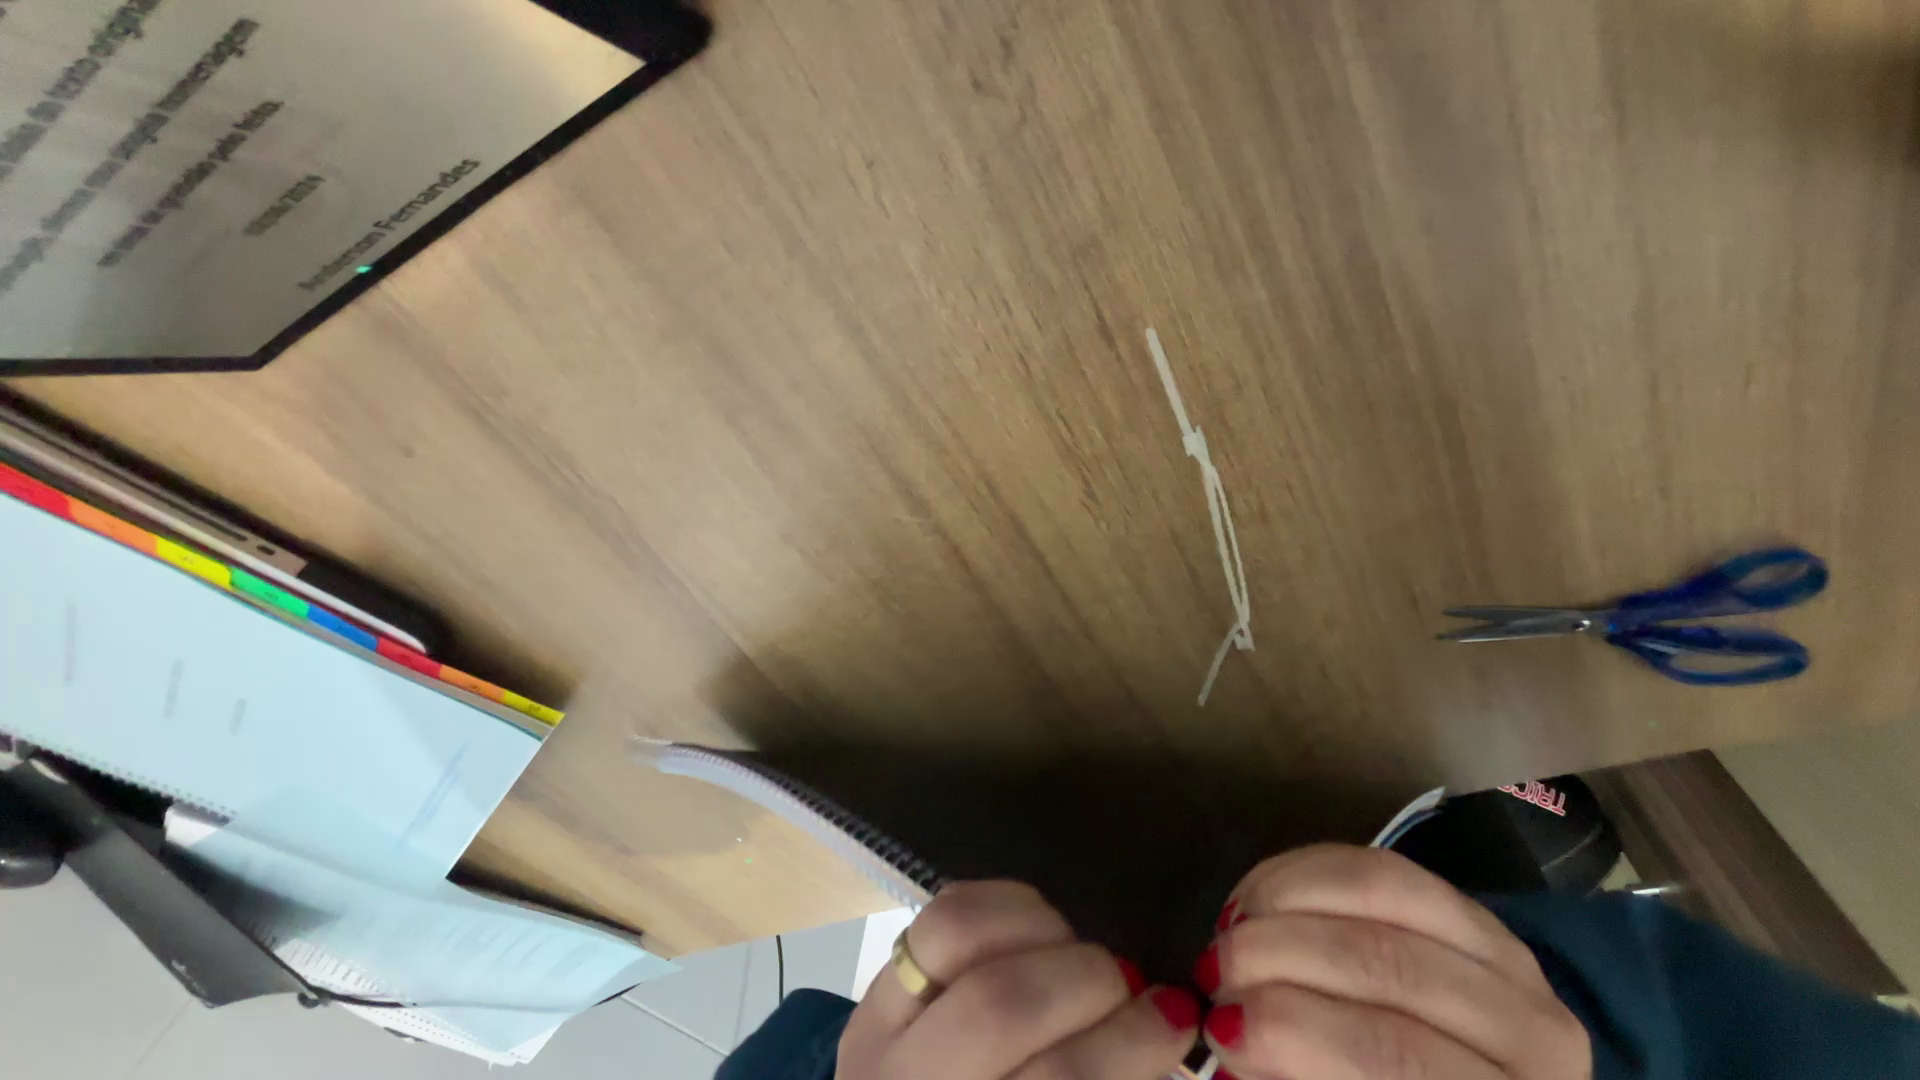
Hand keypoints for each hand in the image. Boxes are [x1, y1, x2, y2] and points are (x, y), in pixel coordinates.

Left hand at [839, 881, 1201, 1079]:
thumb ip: (1099, 1072)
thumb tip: (1166, 1020)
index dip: (1124, 1047)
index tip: (1178, 1019)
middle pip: (1001, 1006)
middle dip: (1088, 981)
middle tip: (1132, 983)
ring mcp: (879, 1027)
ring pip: (958, 937)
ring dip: (1043, 932)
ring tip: (1080, 953)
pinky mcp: (879, 978)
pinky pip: (943, 913)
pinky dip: (1008, 904)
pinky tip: (1044, 926)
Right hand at [1194, 845, 1591, 1079]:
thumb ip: (1291, 1075)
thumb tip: (1228, 1035)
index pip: (1396, 1056)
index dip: (1293, 1031)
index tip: (1219, 1027)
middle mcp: (1535, 1037)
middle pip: (1384, 965)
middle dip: (1275, 957)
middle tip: (1212, 972)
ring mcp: (1510, 960)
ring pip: (1381, 894)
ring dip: (1282, 903)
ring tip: (1230, 930)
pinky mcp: (1473, 909)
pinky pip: (1378, 866)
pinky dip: (1302, 873)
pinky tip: (1260, 900)